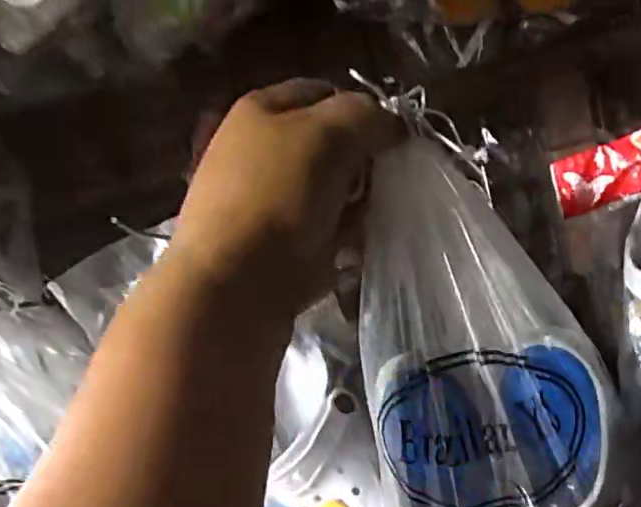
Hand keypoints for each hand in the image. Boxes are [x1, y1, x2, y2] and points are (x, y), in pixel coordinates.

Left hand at [168, 78, 401, 311]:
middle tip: (392, 183)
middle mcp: (272, 149)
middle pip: (340, 145)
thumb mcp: (322, 138)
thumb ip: (363, 119)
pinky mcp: (297, 239)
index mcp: (267, 110)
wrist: (241, 276)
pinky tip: (367, 243)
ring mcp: (284, 197)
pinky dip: (358, 234)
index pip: (329, 95)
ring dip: (368, 202)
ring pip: (344, 189)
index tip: (398, 143)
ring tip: (382, 217)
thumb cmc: (277, 198)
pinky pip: (341, 227)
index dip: (367, 113)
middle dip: (371, 162)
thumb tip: (396, 123)